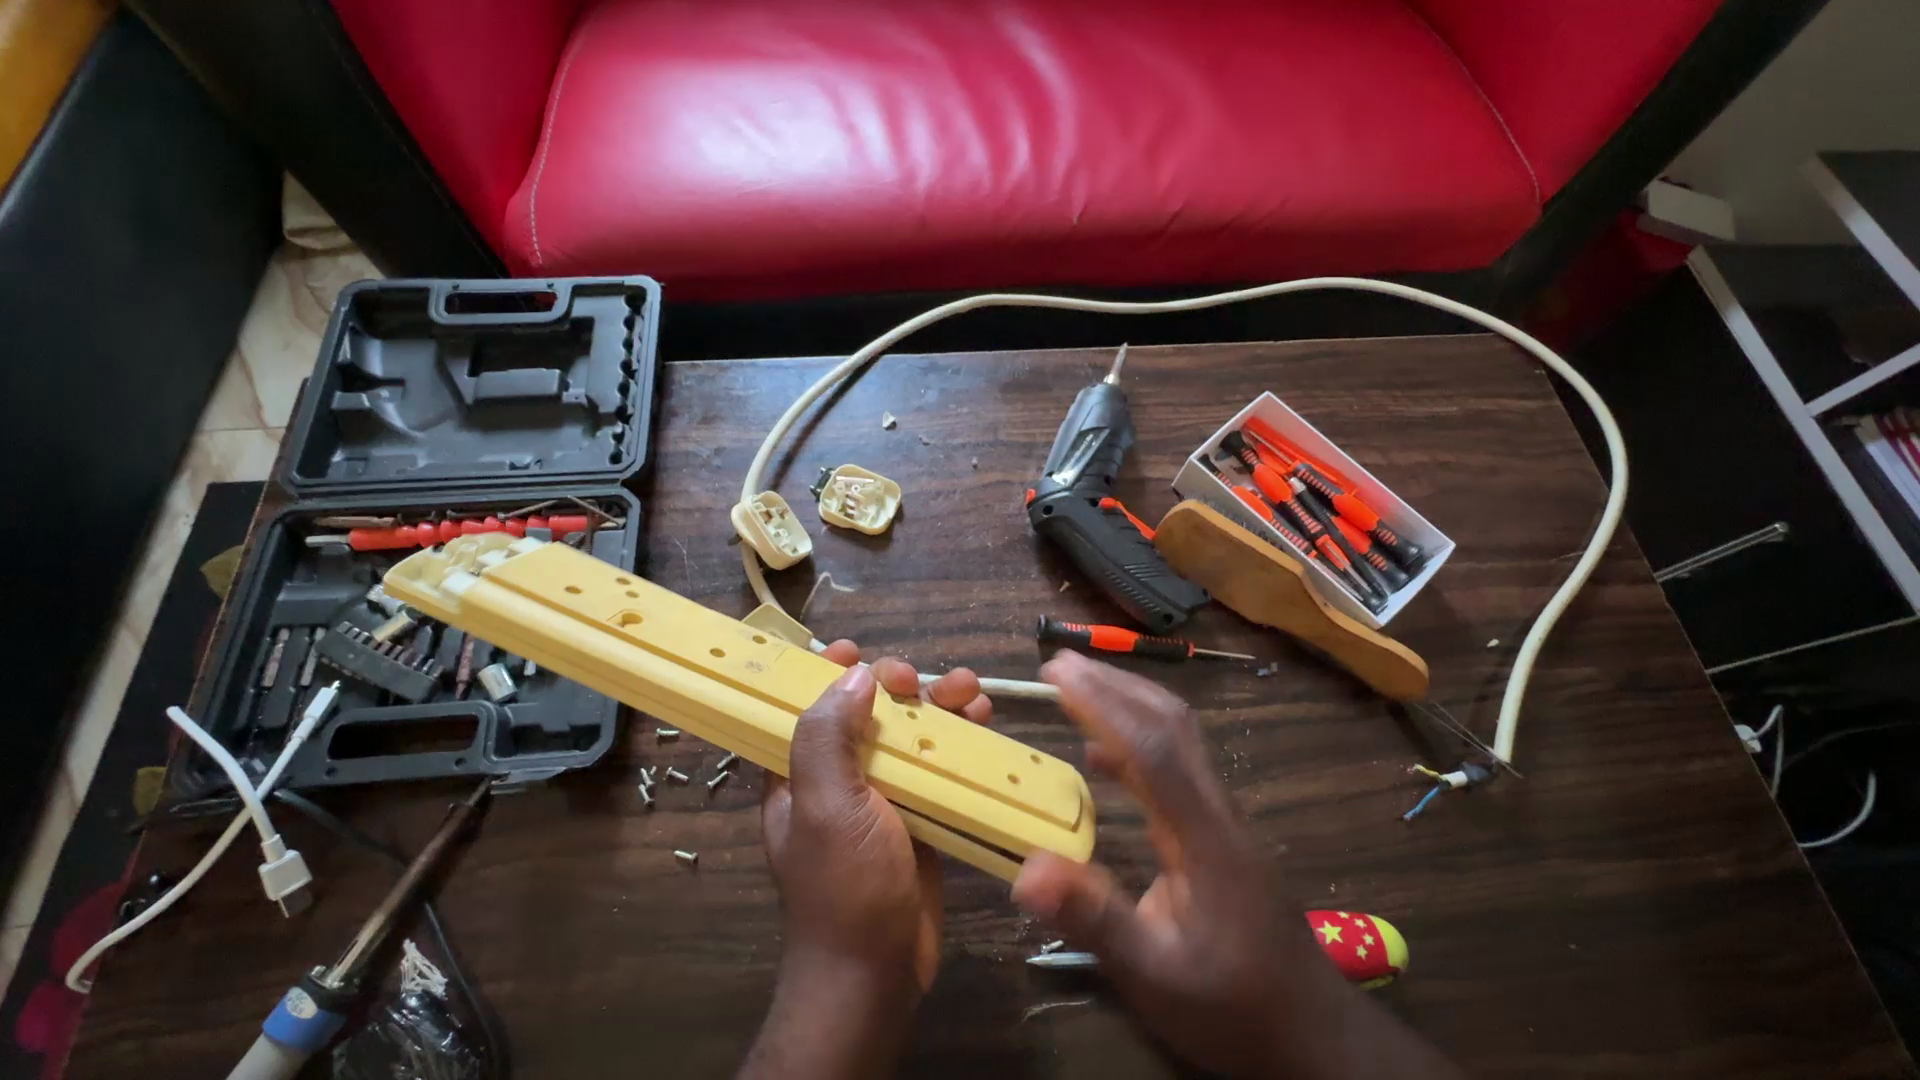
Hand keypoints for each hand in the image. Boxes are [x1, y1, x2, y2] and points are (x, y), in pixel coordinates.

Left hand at [741, 641, 991, 1079]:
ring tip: (968, 691)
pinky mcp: (921, 816)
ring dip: (938, 705)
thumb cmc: (844, 887)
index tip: (855, 649)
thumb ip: (827, 737)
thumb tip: (853, 674)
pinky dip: (960, 741)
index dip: (825, 671)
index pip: (804, 705)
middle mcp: (838, 778)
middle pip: (866, 711)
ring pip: (909, 734)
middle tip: (916, 680)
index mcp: (797, 772)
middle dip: (895, 684)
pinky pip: (939, 767)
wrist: (877, 971)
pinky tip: (982, 721)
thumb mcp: (824, 807)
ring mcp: (883, 797)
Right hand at [1012, 651, 1460, 1079]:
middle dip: (1116, 684)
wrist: (1311, 1036)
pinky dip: (1135, 744)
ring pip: (1179, 739)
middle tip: (1058, 663)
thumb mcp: (1155, 974)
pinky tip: (1101, 756)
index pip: (1151, 751)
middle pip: (1171, 725)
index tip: (1056, 672)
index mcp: (1203, 836)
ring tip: (1075, 687)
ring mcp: (1222, 820)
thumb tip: (1025, 870)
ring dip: (1127, 703)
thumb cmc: (1232, 1006)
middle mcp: (1217, 812)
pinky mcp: (1218, 834)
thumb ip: (1094, 919)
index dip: (1102, 705)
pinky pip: (1176, 768)